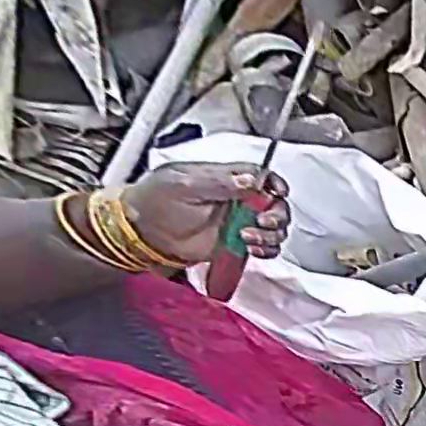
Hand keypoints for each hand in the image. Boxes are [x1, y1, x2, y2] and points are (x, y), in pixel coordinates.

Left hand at [122, 162, 289, 264]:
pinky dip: (267, 250)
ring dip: (269, 236)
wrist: (147, 233)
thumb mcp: (182, 184)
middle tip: (262, 222)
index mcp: (225, 180)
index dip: (274, 182)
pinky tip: (251, 248)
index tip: (278, 192)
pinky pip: (269, 247)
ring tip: (247, 238)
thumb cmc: (156, 203)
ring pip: (276, 228)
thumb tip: (250, 180)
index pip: (260, 175)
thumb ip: (217, 181)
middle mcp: (239, 200)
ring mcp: (243, 222)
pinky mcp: (244, 243)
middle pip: (276, 205)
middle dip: (276, 216)